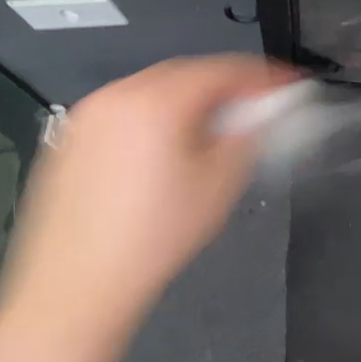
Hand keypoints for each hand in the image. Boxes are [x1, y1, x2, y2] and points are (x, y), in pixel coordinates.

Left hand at [0, 55, 298, 347]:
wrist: (73, 291)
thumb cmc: (157, 236)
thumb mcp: (222, 182)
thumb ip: (251, 133)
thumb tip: (264, 111)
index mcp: (156, 100)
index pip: (223, 69)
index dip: (264, 76)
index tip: (291, 87)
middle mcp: (116, 96)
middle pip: (186, 73)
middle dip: (226, 85)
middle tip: (259, 106)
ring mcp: (86, 117)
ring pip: (153, 90)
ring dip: (191, 98)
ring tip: (218, 125)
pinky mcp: (68, 141)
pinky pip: (126, 111)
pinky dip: (157, 115)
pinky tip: (171, 145)